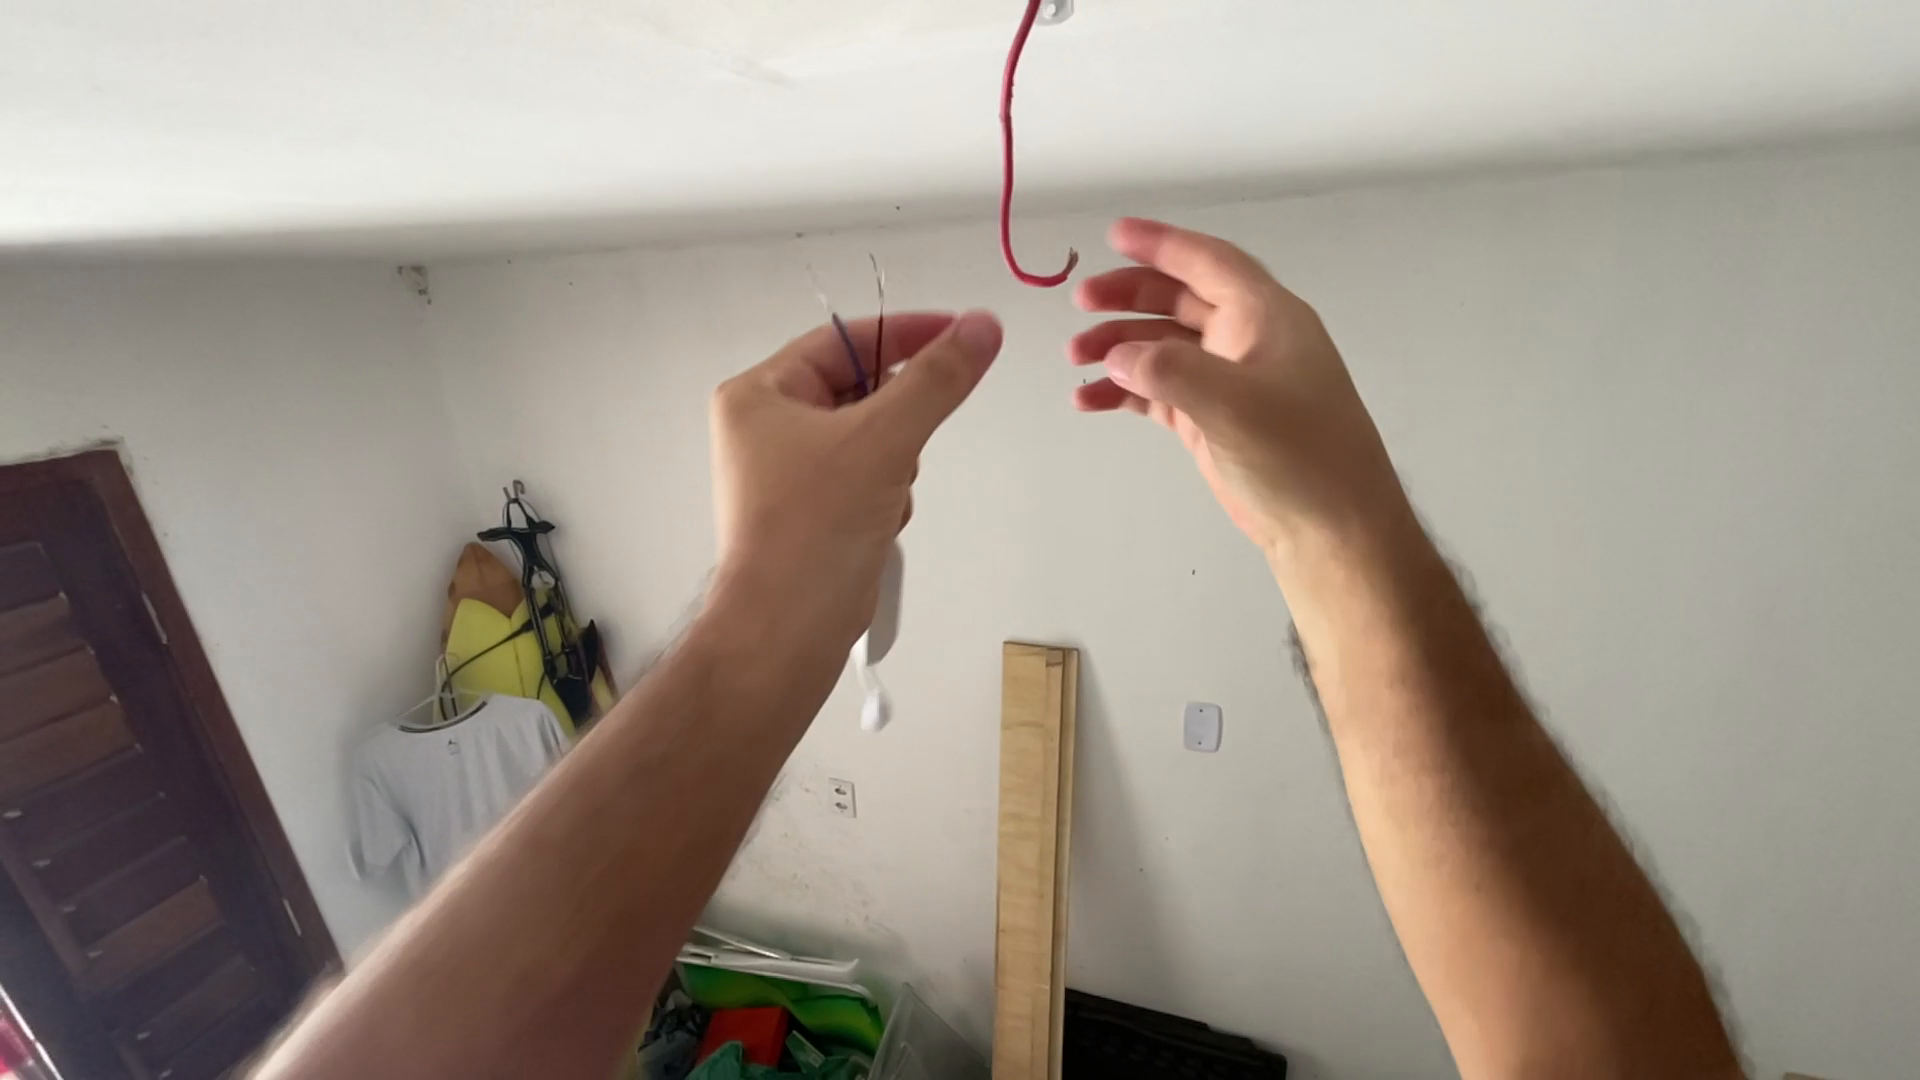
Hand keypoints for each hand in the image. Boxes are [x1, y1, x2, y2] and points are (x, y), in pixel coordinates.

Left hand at [711, 310, 1002, 643]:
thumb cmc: (820, 522)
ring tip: (883, 497)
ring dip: (894, 462)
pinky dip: (884, 491)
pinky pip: (866, 476)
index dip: (905, 332)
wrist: (789, 627)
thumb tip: (984, 325)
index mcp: (760, 393)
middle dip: (896, 421)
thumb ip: (937, 379)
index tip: (963, 332)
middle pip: (859, 391)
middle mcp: (767, 426)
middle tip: (905, 447)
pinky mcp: (811, 510)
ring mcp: (788, 471)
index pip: (843, 340)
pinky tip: (878, 522)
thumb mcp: (883, 439)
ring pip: (871, 438)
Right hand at [1070, 219, 1409, 563]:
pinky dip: (1123, 391)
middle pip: (1177, 301)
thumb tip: (1116, 355)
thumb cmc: (1297, 456)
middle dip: (1127, 298)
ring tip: (1074, 359)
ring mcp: (1224, 382)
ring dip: (1118, 347)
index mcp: (1264, 318)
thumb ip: (1171, 372)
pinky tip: (1089, 400)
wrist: (1327, 528)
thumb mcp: (1235, 406)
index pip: (1208, 263)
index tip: (1113, 234)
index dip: (1161, 244)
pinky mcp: (1208, 419)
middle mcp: (1243, 341)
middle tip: (1079, 303)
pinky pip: (1156, 391)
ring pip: (1161, 347)